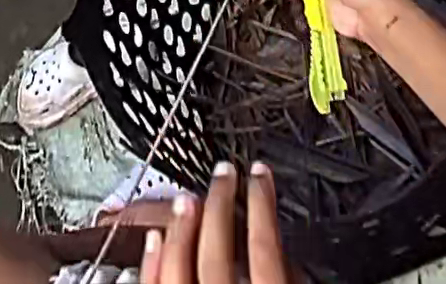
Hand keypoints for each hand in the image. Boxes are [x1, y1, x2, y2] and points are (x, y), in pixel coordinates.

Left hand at [139, 161, 291, 283]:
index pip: (265, 249)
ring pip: (178, 265)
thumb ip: (289, 279)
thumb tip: (293, 259)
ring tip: (189, 196)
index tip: (261, 174)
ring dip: (182, 226)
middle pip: (216, 252)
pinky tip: (154, 238)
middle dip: (219, 204)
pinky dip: (152, 259)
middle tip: (224, 172)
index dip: (263, 204)